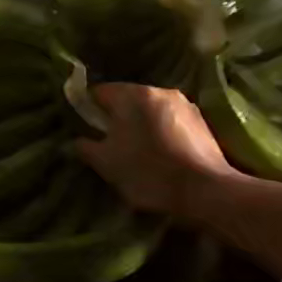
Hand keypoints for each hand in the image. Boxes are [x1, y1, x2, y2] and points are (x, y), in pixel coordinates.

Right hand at [76, 83, 240, 217]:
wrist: (206, 190)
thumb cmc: (148, 171)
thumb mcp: (105, 163)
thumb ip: (85, 146)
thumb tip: (75, 140)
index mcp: (133, 96)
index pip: (99, 91)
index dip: (86, 107)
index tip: (82, 127)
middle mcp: (160, 91)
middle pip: (126, 98)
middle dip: (113, 116)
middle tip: (105, 141)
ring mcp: (184, 105)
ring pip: (148, 109)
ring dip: (137, 124)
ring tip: (131, 149)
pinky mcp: (201, 121)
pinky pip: (167, 120)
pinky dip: (157, 131)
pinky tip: (156, 153)